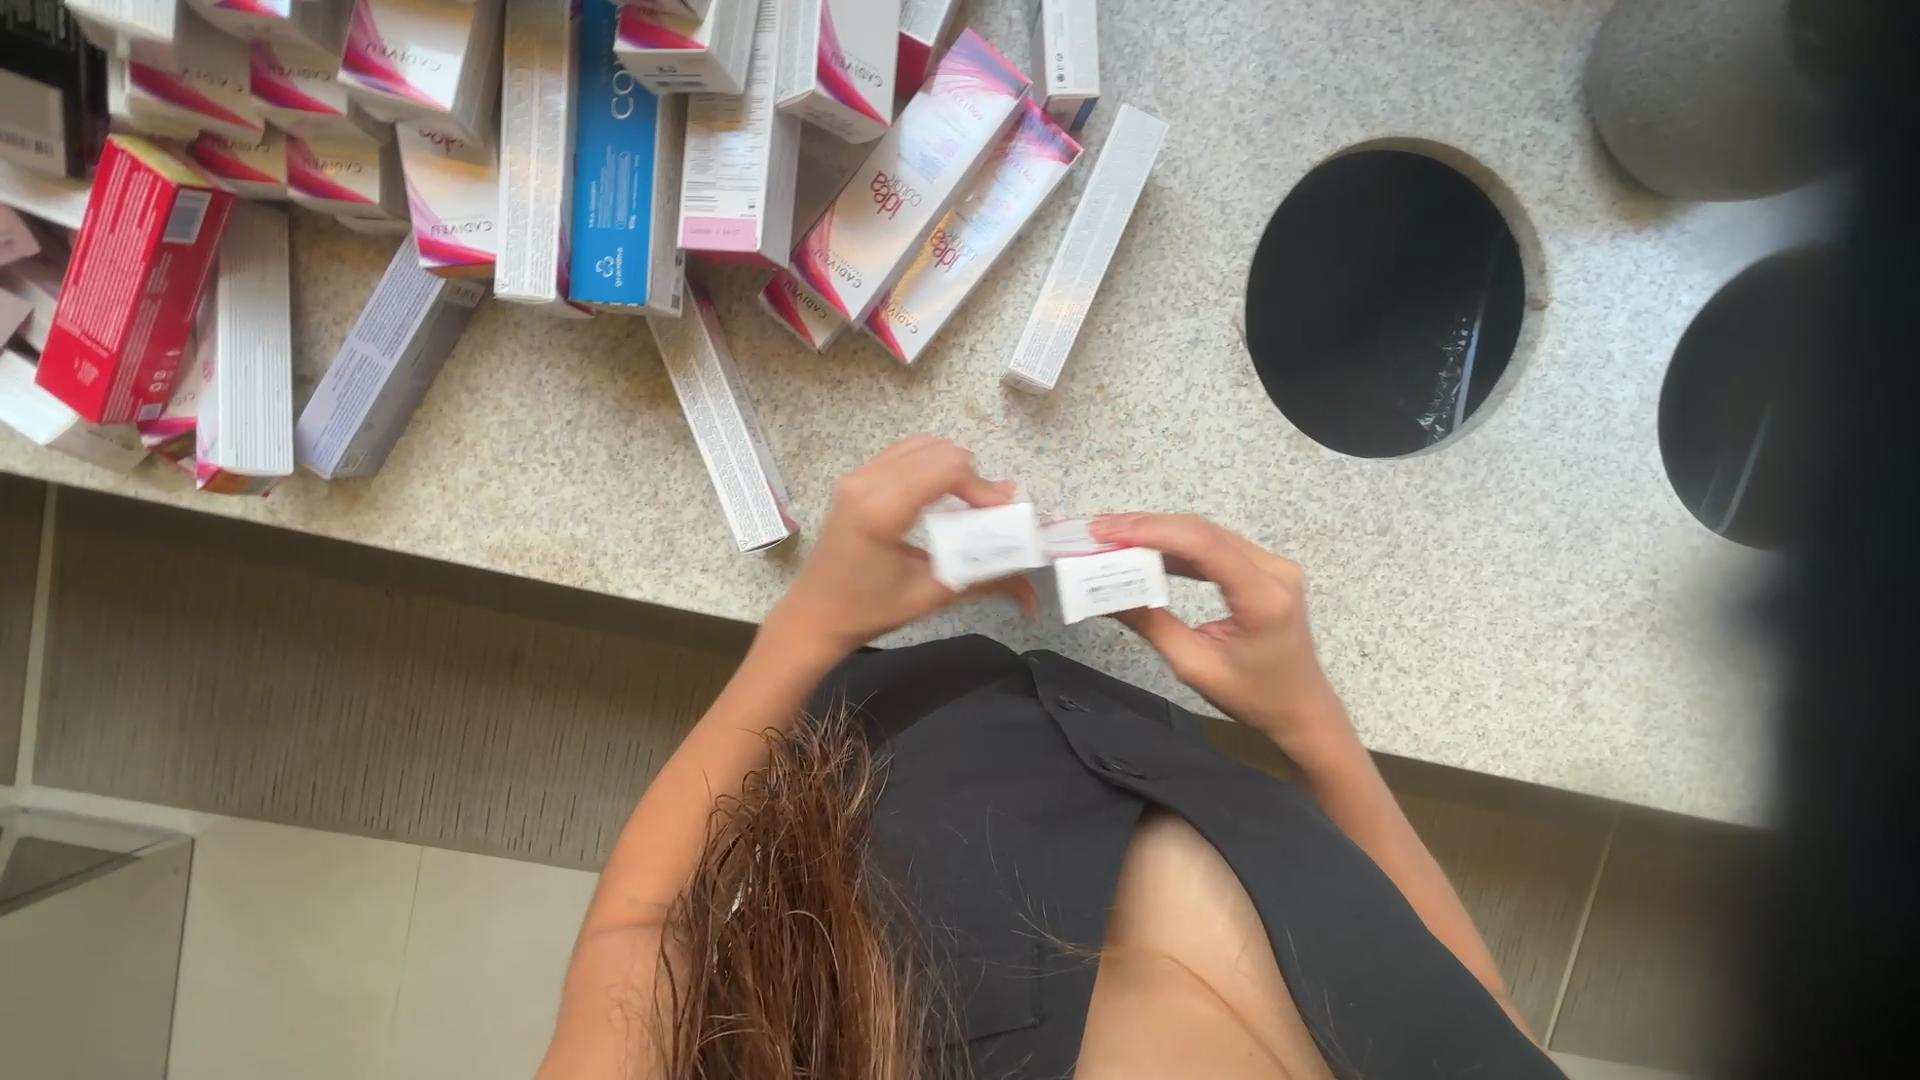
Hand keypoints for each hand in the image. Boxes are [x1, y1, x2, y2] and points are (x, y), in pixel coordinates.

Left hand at [766, 437, 1038, 659]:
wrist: (814, 615)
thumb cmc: (869, 611)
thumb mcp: (932, 596)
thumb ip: (986, 582)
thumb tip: (1035, 591)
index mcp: (882, 509)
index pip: (948, 468)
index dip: (984, 487)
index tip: (1003, 515)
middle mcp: (866, 481)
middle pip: (940, 451)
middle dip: (972, 477)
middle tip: (988, 512)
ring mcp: (857, 476)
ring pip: (923, 446)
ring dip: (952, 468)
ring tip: (967, 504)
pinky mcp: (855, 479)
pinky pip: (904, 454)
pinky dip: (931, 467)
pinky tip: (939, 499)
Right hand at [1088, 513, 1349, 753]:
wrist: (1302, 710)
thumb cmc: (1254, 697)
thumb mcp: (1194, 665)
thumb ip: (1150, 624)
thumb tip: (1104, 595)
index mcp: (1263, 596)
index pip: (1203, 546)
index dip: (1152, 532)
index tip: (1106, 532)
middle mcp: (1274, 569)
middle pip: (1202, 531)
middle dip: (1146, 527)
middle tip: (1098, 530)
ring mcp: (1272, 565)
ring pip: (1206, 533)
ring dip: (1158, 532)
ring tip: (1112, 535)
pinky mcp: (1263, 569)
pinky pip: (1214, 546)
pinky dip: (1176, 546)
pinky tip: (1143, 548)